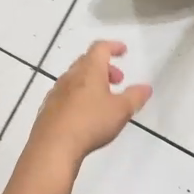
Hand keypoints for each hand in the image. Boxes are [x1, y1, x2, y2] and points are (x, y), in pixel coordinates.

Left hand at [28, 41, 152, 160]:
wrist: (53, 147)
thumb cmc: (90, 122)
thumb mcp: (121, 110)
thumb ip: (135, 97)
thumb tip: (146, 87)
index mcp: (89, 70)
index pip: (100, 48)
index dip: (113, 46)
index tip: (123, 51)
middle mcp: (70, 76)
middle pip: (86, 62)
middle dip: (104, 67)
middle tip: (117, 81)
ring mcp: (56, 92)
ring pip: (75, 79)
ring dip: (90, 83)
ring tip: (103, 100)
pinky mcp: (47, 108)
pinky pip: (65, 95)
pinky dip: (78, 96)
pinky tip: (84, 115)